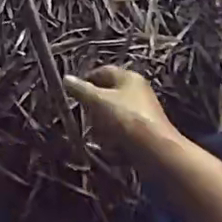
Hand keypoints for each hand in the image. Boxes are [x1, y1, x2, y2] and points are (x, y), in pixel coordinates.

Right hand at [63, 66, 181, 160]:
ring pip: (113, 116)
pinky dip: (114, 138)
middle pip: (107, 95)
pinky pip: (122, 131)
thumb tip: (67, 79)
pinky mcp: (144, 132)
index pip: (103, 72)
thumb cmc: (125, 118)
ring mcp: (141, 112)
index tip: (74, 93)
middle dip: (94, 108)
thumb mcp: (98, 101)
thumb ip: (81, 89)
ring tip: (99, 136)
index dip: (86, 80)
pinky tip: (111, 148)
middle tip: (87, 118)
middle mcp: (137, 91)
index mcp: (128, 77)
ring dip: (102, 127)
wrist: (155, 150)